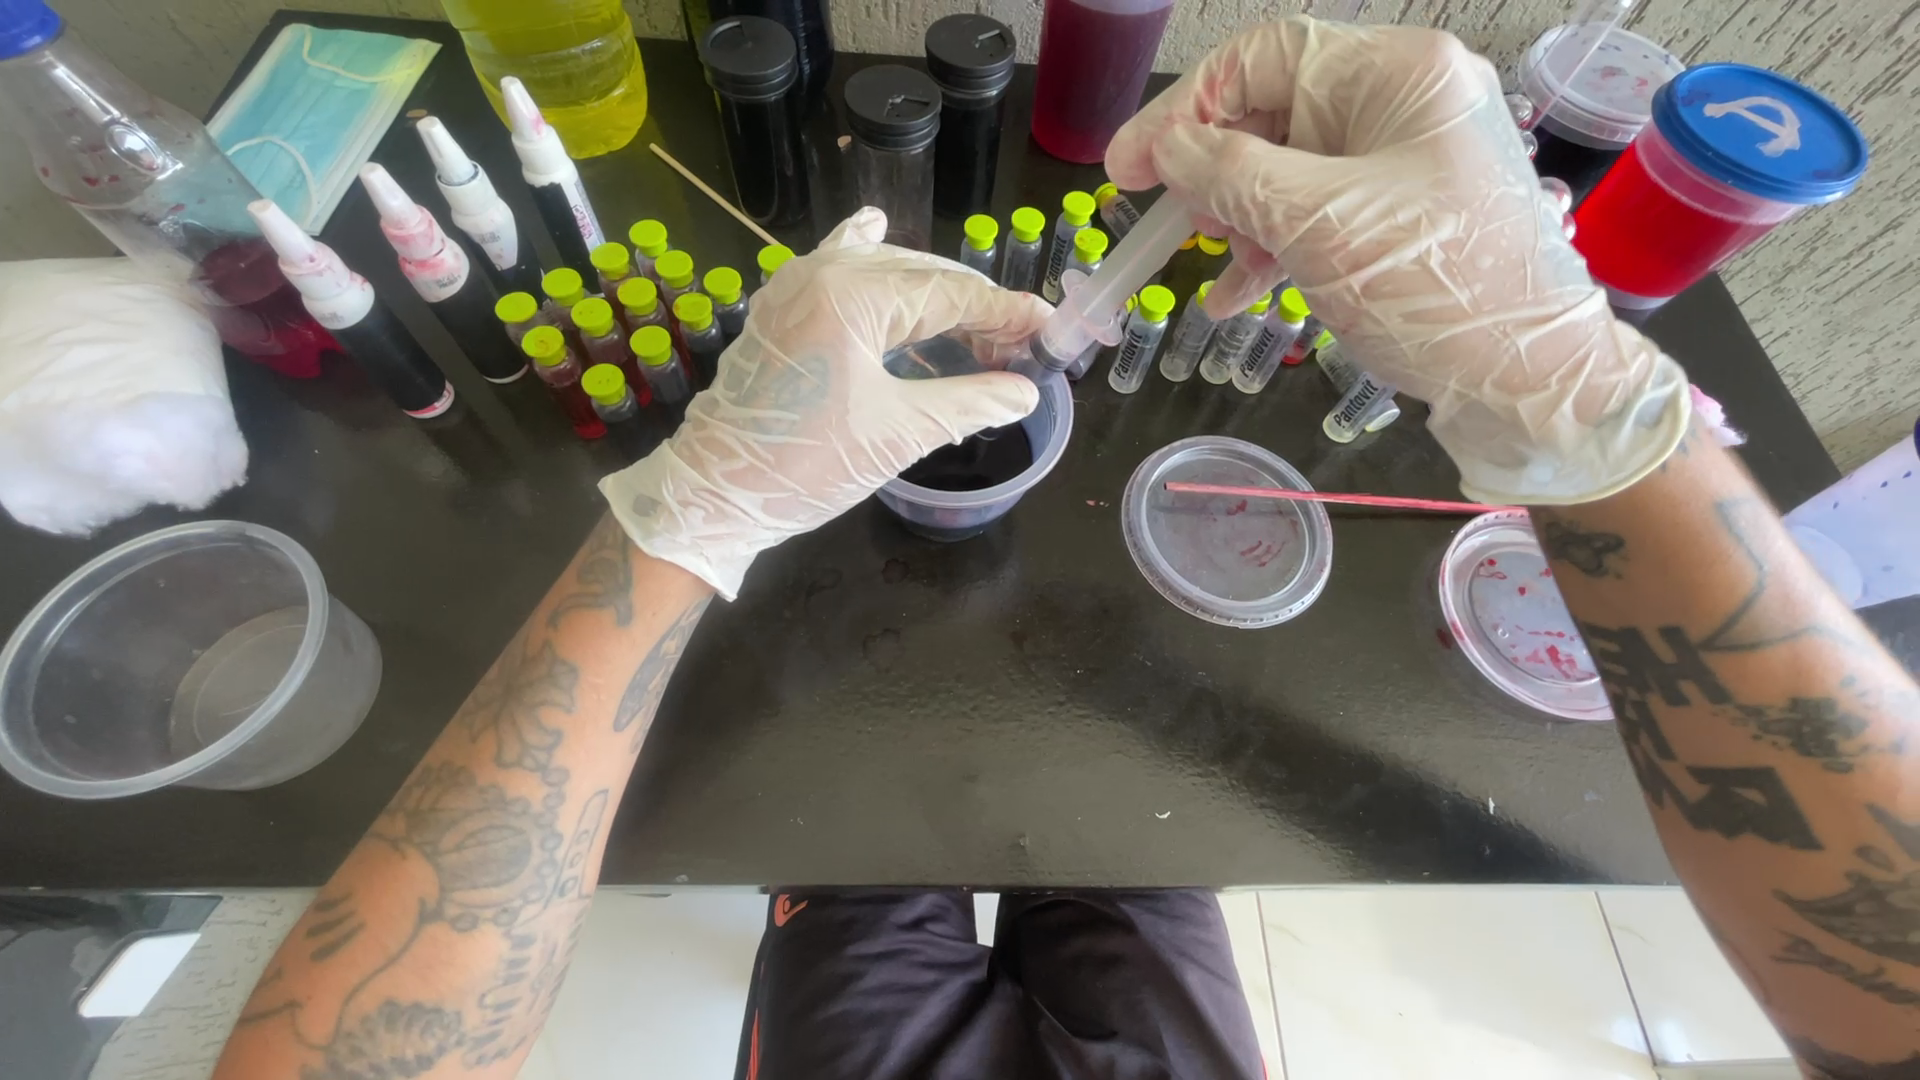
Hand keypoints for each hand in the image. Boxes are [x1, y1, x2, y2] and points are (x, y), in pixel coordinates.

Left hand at [599, 209, 1049, 598]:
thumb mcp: (899, 434)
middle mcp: (823, 271)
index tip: (1052, 330)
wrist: (716, 495)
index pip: (952, 294)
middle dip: (977, 309)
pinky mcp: (780, 306)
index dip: (1008, 313)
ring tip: (976, 328)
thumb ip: (971, 402)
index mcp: (853, 296)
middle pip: (924, 276)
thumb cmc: (808, 468)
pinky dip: (868, 259)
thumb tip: (1025, 391)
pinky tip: (878, 230)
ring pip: (885, 272)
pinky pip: (835, 267)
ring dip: (935, 297)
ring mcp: (795, 284)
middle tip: (1021, 348)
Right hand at [1106, 16, 1689, 504]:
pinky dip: (1265, 251)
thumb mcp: (1319, 225)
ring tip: (1220, 263)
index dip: (1185, 108)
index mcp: (1393, 76)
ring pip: (1279, 173)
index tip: (1126, 167)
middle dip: (1213, 172)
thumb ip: (1232, 175)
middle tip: (1176, 224)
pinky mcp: (1385, 217)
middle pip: (1268, 115)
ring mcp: (1391, 164)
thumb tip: (1163, 148)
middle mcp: (1394, 105)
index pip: (1264, 57)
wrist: (1519, 377)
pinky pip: (1305, 217)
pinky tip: (1235, 296)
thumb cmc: (1431, 286)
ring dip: (1236, 219)